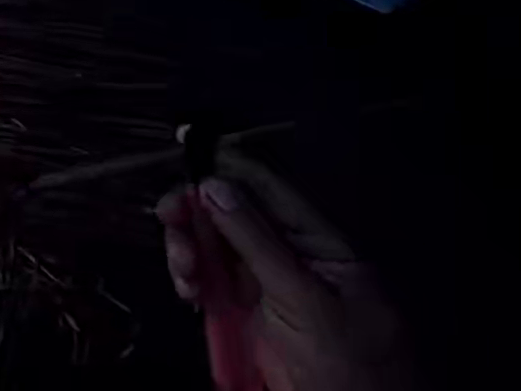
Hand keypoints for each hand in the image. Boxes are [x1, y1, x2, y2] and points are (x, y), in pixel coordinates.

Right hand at [157, 153, 415, 390]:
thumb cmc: (351, 373)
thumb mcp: (304, 303)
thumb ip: (256, 241)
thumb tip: (213, 184)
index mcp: (317, 245)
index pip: (267, 188)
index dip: (227, 167)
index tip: (189, 153)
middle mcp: (286, 253)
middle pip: (227, 209)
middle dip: (193, 212)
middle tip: (169, 217)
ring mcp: (262, 280)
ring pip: (207, 238)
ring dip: (185, 246)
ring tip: (184, 273)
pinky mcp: (239, 306)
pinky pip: (202, 271)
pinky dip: (187, 274)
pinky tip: (189, 291)